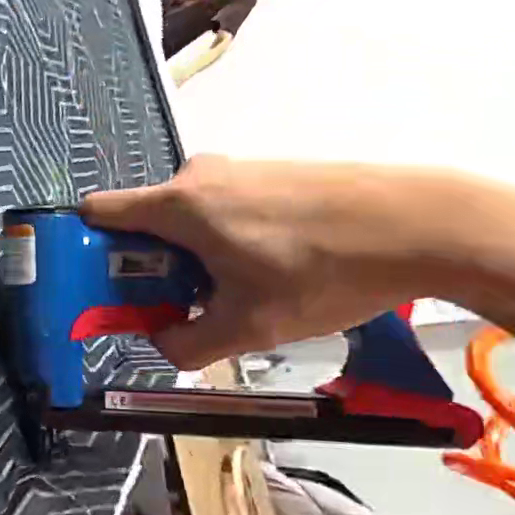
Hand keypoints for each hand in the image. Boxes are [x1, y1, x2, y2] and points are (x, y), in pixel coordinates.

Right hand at [80, 156, 486, 368]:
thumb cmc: (322, 272)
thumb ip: (185, 344)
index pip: (96, 212)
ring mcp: (235, 170)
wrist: (427, 224)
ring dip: (190, 257)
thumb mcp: (247, 327)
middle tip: (184, 303)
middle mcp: (196, 177)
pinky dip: (222, 241)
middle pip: (142, 223)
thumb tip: (161, 341)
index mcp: (177, 205)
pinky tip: (270, 267)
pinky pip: (218, 210)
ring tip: (237, 290)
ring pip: (184, 220)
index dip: (87, 250)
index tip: (108, 286)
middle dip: (149, 266)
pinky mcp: (267, 173)